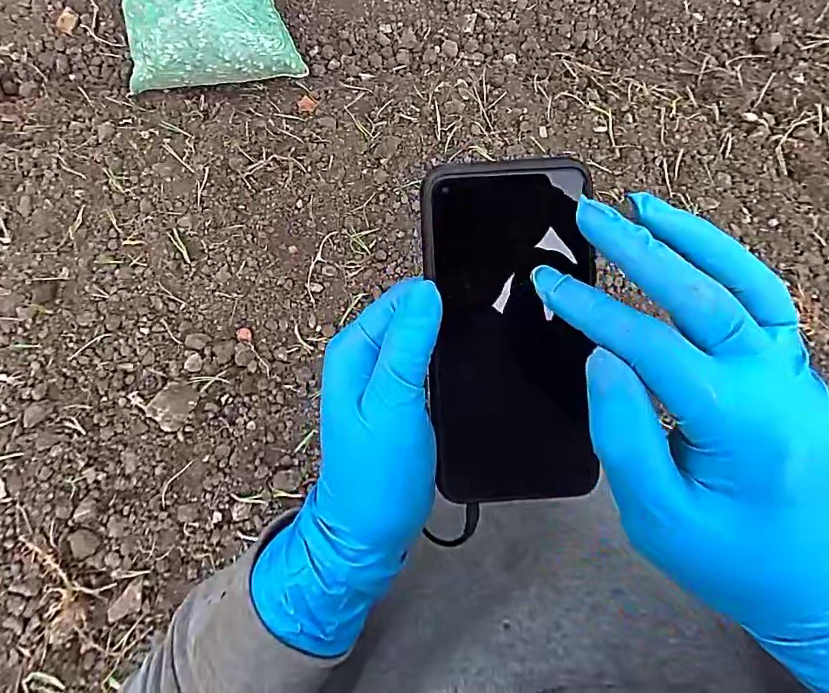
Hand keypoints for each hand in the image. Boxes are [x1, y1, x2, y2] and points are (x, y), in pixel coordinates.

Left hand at [251, 278, 441, 655]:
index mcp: (353, 349)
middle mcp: (363, 356)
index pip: (399, 298)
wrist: (367, 536)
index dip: (434, 298)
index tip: (468, 308)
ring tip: (473, 344)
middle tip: (475, 331)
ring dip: (442, 337)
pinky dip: (440, 359)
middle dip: (440, 316)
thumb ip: (408, 346)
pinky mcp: (396, 395)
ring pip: (418, 336)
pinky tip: (458, 366)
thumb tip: (426, 292)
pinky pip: (421, 360)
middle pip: (409, 313)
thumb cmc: (376, 477)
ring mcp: (379, 377)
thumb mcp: (394, 405)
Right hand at [533, 194, 828, 691]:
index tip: (549, 282)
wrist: (814, 583)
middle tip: (590, 214)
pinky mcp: (794, 362)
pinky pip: (762, 296)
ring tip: (641, 204)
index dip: (597, 311)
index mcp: (742, 427)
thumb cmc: (728, 559)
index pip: (657, 348)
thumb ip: (623, 434)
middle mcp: (777, 385)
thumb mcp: (658, 518)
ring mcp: (794, 368)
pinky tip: (685, 239)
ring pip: (746, 281)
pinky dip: (722, 258)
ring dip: (691, 236)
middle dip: (640, 249)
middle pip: (704, 296)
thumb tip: (602, 353)